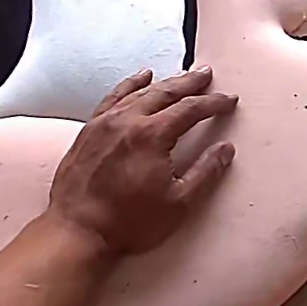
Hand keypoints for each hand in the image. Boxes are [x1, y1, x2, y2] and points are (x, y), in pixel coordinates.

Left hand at [46, 66, 236, 254]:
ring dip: (163, 82)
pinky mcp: (89, 131)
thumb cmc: (128, 223)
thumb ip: (206, 173)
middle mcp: (127, 121)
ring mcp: (104, 123)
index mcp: (152, 136)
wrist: (78, 231)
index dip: (213, 104)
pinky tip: (140, 79)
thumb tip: (225, 150)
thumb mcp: (179, 204)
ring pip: (139, 92)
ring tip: (180, 76)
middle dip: (190, 83)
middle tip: (207, 74)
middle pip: (165, 92)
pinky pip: (113, 98)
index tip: (228, 101)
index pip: (190, 109)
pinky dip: (129, 85)